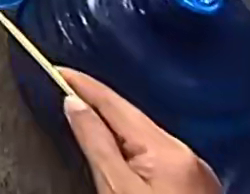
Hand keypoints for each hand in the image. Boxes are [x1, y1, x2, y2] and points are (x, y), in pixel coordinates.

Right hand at [59, 67, 220, 193]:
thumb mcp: (116, 189)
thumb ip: (94, 140)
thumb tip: (74, 102)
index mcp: (168, 151)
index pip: (113, 101)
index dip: (80, 83)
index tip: (51, 68)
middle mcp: (188, 156)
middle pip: (130, 117)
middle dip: (95, 103)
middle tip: (58, 91)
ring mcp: (197, 175)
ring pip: (142, 136)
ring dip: (110, 126)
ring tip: (79, 117)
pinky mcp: (198, 191)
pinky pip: (154, 155)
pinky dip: (128, 147)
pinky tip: (111, 148)